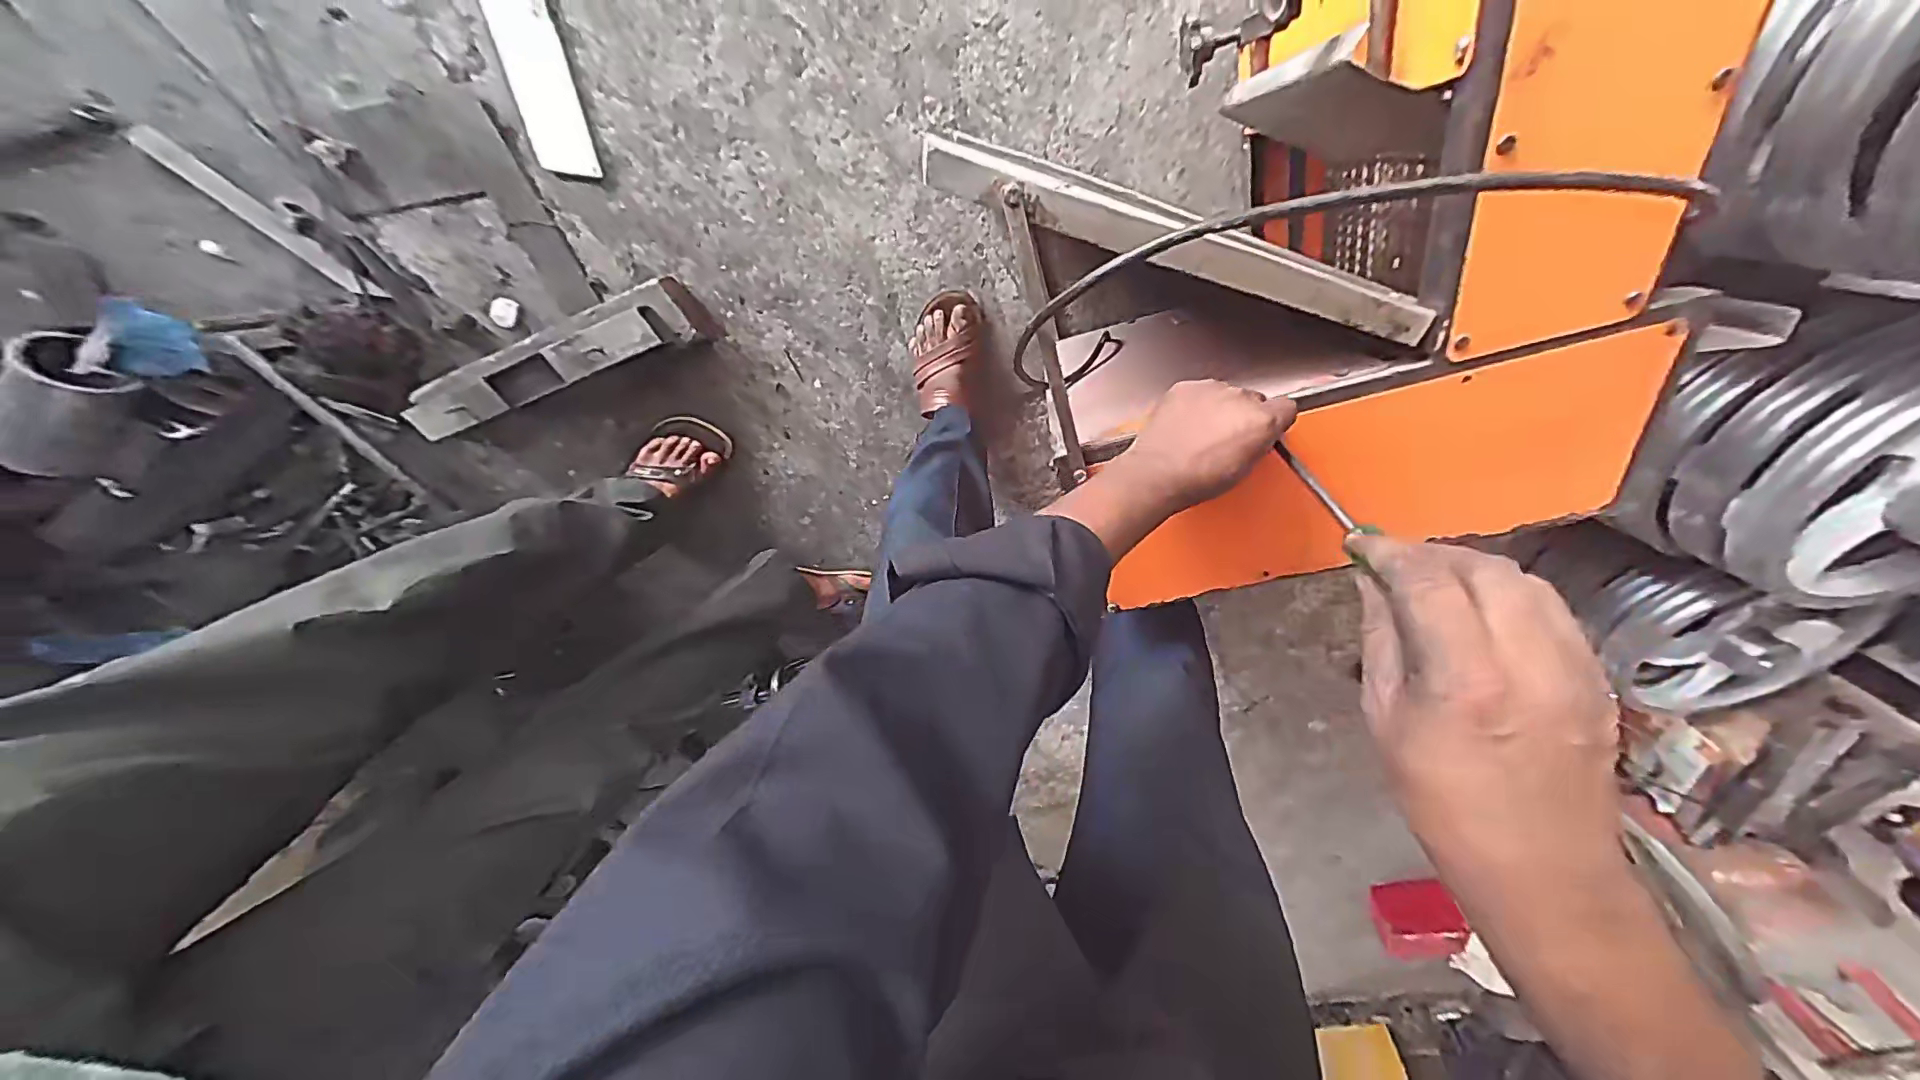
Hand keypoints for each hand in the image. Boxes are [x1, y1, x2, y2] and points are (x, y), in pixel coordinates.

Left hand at [1108, 380, 1296, 514]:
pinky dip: (1193, 404)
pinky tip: (1185, 425)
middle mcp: (1239, 398)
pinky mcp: (1185, 388)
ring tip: (1199, 434)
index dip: (1274, 420)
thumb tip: (1258, 438)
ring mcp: (1211, 390)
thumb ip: (1259, 443)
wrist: (1157, 474)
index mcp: (1262, 421)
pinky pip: (1197, 392)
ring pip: (1224, 393)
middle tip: (1224, 437)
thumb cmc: (1195, 478)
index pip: (1285, 408)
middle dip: (1242, 415)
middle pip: (1253, 399)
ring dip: (1216, 408)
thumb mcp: (1243, 469)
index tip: (1264, 429)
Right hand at [1348, 536, 1622, 880]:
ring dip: (1473, 568)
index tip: (1361, 543)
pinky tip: (1480, 611)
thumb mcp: (1385, 718)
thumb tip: (1371, 585)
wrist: (1542, 869)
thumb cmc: (1440, 801)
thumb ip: (1381, 639)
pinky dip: (1508, 593)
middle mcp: (1531, 663)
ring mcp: (1576, 670)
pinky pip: (1552, 610)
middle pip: (1485, 569)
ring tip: (1435, 580)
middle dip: (1432, 553)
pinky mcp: (1598, 679)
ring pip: (1526, 581)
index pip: (1429, 582)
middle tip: (1395, 562)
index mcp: (1466, 681)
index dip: (1390, 552)